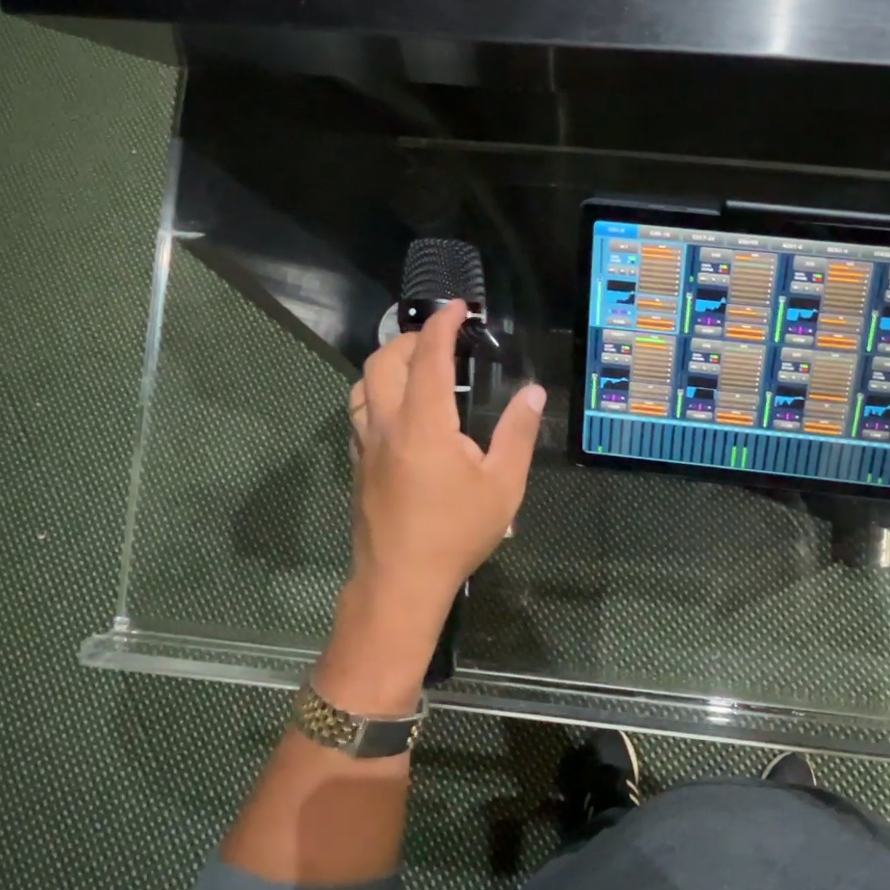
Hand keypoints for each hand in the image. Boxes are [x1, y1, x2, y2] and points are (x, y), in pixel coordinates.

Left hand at [319, 300, 544, 710]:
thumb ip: (517, 434)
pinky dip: (377, 393)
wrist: (400, 582)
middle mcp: (387, 425)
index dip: (443, 325)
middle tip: (441, 338)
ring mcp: (365, 445)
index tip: (458, 308)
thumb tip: (533, 394)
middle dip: (411, 339)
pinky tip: (399, 411)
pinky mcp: (357, 465)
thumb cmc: (456, 533)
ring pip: (363, 385)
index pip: (429, 357)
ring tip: (416, 367)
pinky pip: (359, 412)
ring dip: (388, 364)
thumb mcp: (503, 486)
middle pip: (384, 361)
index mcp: (424, 423)